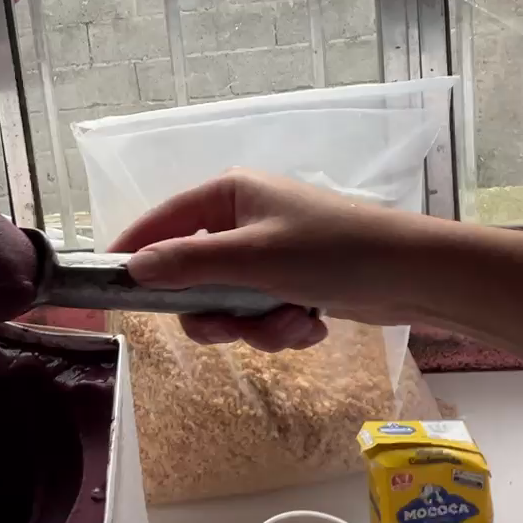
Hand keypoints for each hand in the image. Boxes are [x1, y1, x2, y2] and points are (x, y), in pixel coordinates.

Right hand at [108, 168, 441, 350]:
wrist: (412, 275)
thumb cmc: (328, 251)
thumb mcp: (252, 258)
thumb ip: (188, 263)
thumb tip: (133, 267)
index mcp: (229, 193)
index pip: (164, 218)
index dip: (135, 248)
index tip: (109, 282)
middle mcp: (242, 217)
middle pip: (194, 270)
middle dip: (213, 308)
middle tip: (225, 329)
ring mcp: (266, 250)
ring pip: (227, 300)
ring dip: (253, 324)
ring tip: (289, 323)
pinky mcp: (290, 280)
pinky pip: (259, 311)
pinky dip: (279, 327)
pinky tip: (310, 325)